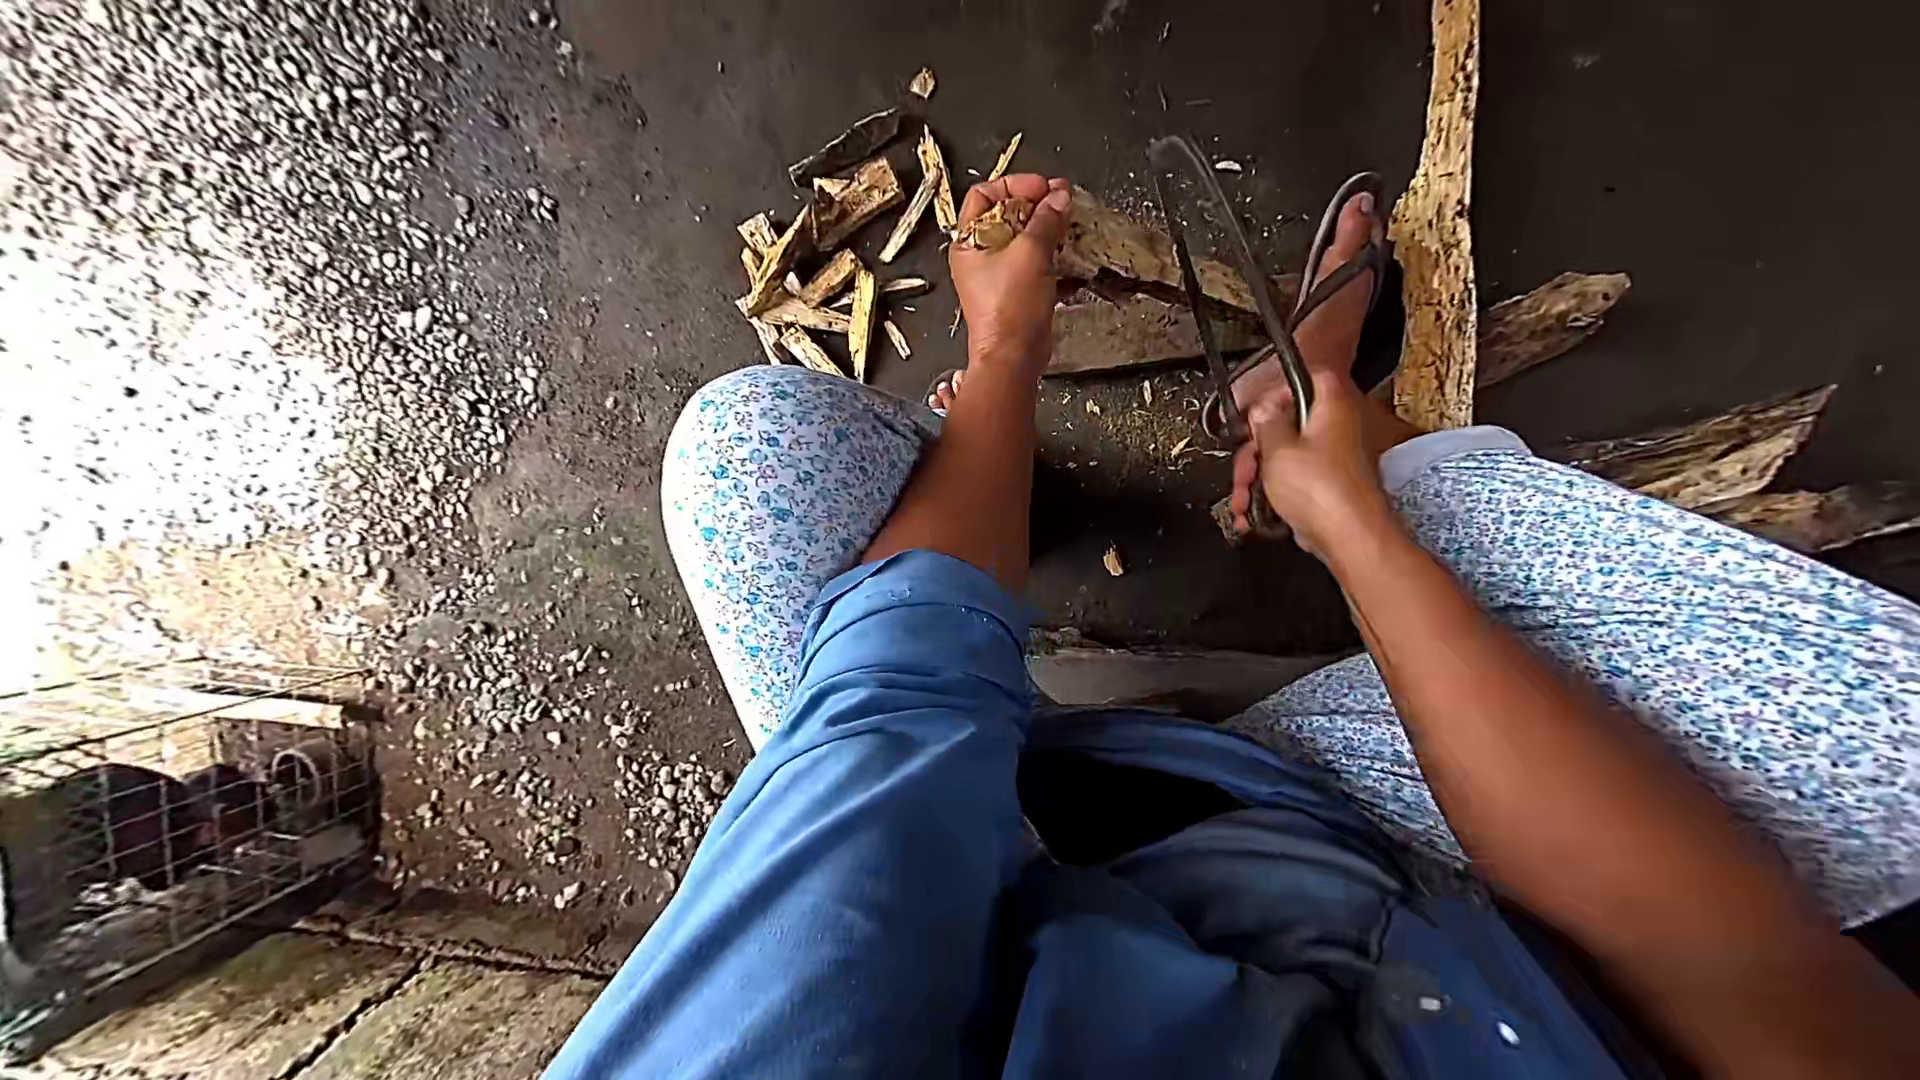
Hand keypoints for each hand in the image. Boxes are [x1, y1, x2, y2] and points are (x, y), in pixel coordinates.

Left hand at [949, 174, 1072, 372]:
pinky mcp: (1017, 292)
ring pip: (1023, 239)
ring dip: (1048, 229)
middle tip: (1062, 201)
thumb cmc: (1010, 310)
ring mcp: (998, 276)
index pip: (985, 195)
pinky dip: (1052, 255)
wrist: (1014, 357)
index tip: (1042, 188)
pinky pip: (1034, 263)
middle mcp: (979, 257)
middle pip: (1006, 214)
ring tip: (1070, 222)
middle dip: (1037, 204)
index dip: (1014, 185)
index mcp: (968, 243)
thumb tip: (1059, 198)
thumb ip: (1047, 219)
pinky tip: (1070, 251)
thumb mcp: (1030, 252)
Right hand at [1230, 368, 1396, 556]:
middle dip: (1254, 450)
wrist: (1346, 536)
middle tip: (1245, 466)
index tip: (1259, 407)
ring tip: (1243, 499)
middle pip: (1284, 426)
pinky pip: (1287, 484)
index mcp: (1330, 411)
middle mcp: (1334, 432)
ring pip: (1281, 458)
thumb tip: (1262, 409)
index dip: (1282, 388)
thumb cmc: (1322, 492)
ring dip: (1254, 479)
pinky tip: (1251, 513)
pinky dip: (1267, 495)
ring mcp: (1329, 462)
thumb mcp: (1277, 449)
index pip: (1312, 378)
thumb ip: (1266, 424)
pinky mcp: (1321, 489)